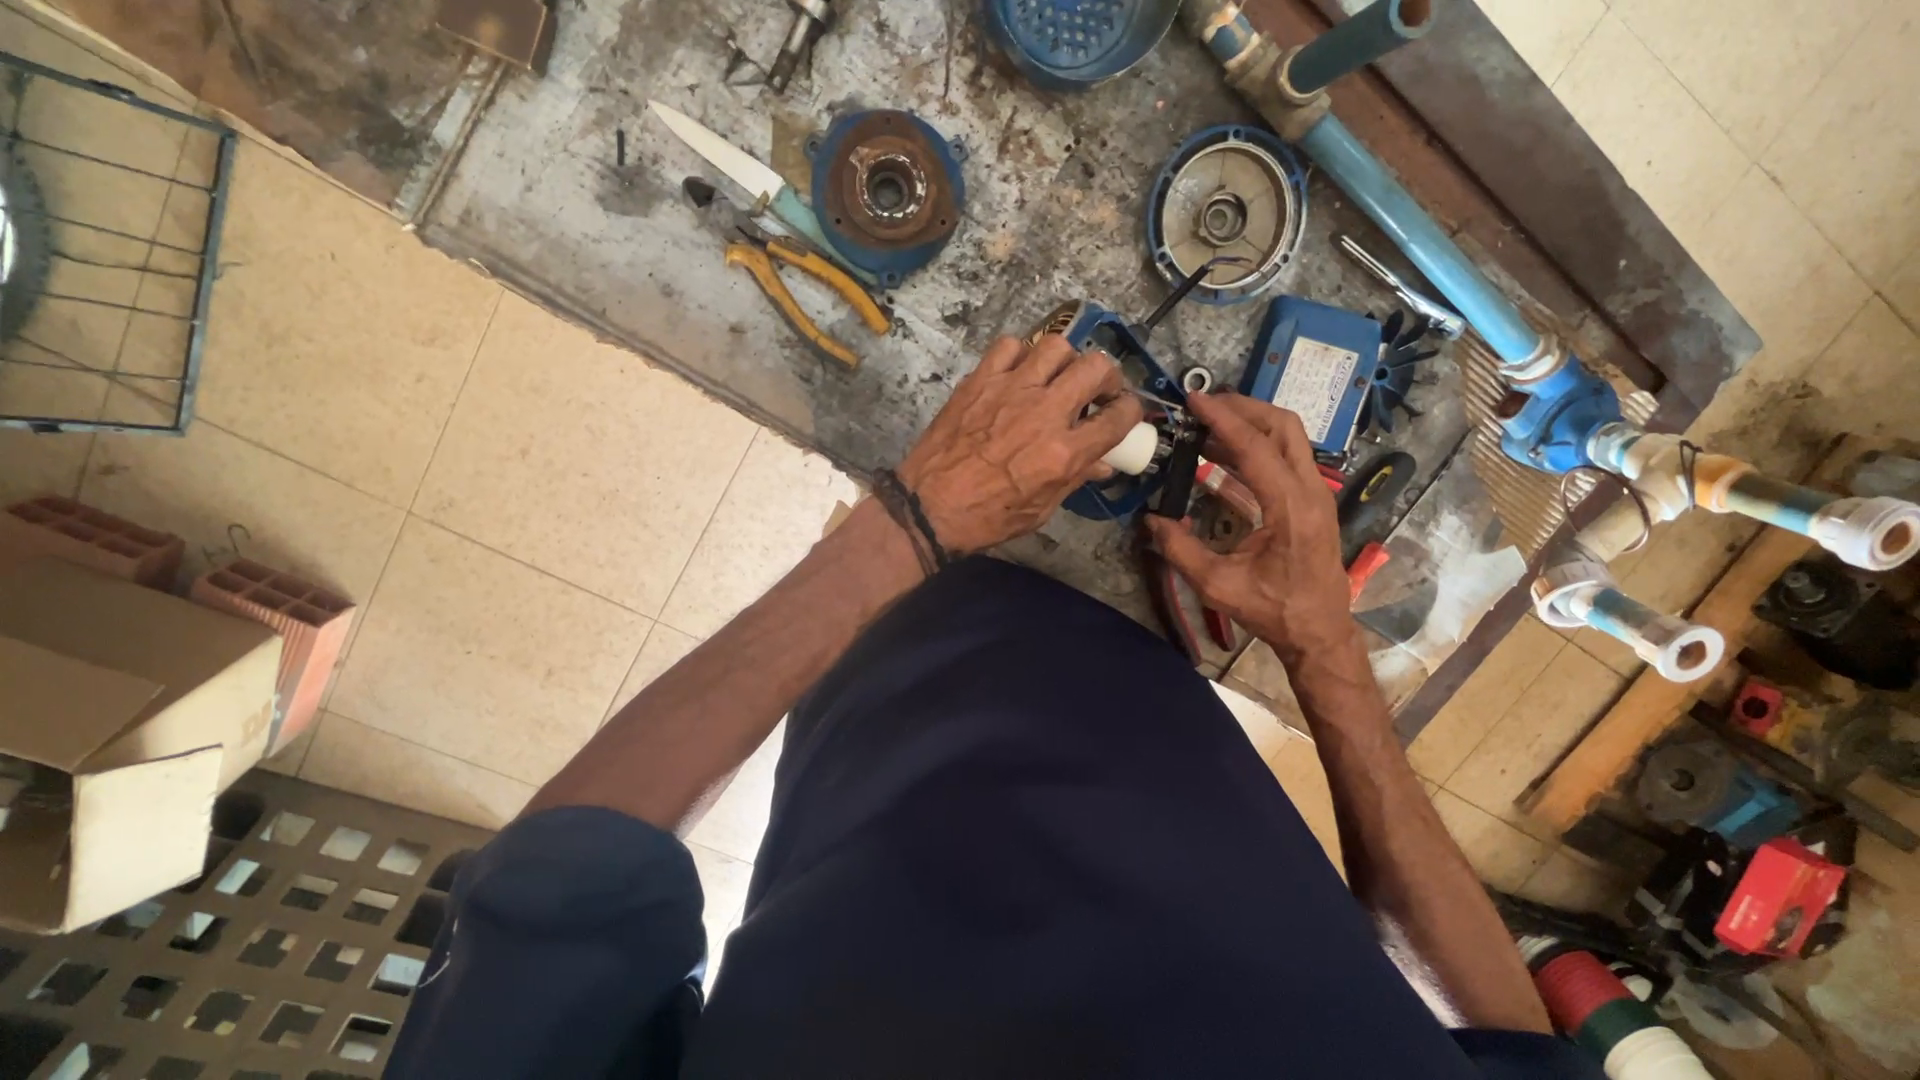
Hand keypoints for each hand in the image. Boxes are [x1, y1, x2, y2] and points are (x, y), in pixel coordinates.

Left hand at [898, 335, 1144, 553]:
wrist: (929, 507)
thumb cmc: (987, 517)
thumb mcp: (1041, 509)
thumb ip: (1075, 478)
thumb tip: (1103, 464)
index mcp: (1064, 452)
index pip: (1118, 416)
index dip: (1132, 411)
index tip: (1125, 413)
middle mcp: (1044, 412)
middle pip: (1096, 368)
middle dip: (1106, 378)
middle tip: (1097, 391)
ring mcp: (1010, 390)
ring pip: (1056, 346)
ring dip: (1065, 360)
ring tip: (1058, 377)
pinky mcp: (980, 381)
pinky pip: (1009, 346)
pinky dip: (1020, 355)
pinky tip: (1018, 374)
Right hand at [1144, 394, 1353, 667]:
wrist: (1320, 631)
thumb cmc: (1273, 610)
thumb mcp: (1218, 585)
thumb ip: (1180, 550)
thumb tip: (1152, 521)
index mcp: (1290, 507)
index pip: (1255, 447)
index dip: (1223, 419)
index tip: (1195, 400)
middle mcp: (1310, 490)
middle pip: (1283, 426)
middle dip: (1243, 407)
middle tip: (1204, 406)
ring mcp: (1317, 493)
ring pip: (1290, 436)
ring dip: (1251, 423)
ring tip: (1208, 425)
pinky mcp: (1313, 500)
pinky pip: (1287, 456)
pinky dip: (1257, 444)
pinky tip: (1222, 454)